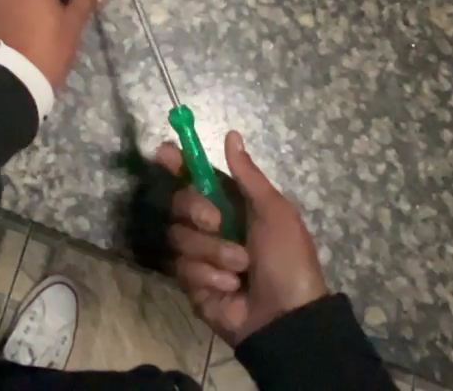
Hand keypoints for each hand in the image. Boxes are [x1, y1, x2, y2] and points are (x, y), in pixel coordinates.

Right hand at [160, 131, 328, 345]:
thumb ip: (248, 175)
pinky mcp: (191, 284)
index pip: (195, 175)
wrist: (287, 318)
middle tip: (217, 222)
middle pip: (179, 201)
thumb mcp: (275, 212)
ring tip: (239, 268)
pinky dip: (208, 276)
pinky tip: (230, 288)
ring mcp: (199, 254)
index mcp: (231, 203)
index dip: (177, 163)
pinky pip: (183, 268)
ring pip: (179, 236)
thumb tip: (232, 134)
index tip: (165, 154)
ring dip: (212, 251)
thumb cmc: (288, 259)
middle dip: (196, 210)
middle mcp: (210, 225)